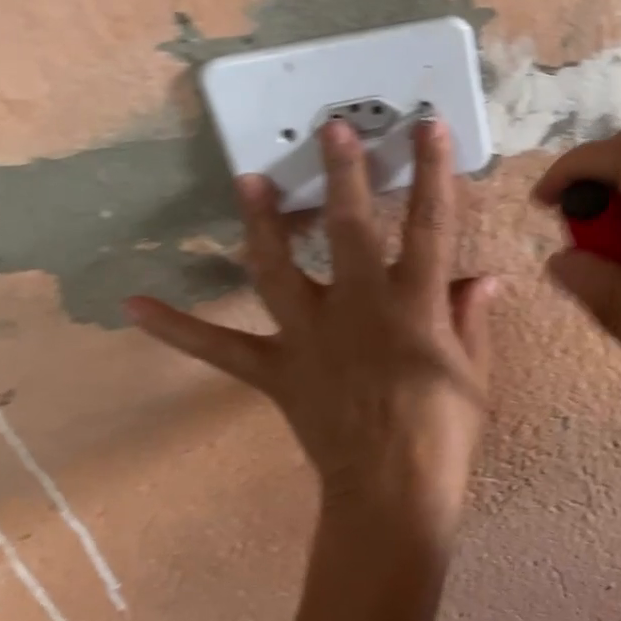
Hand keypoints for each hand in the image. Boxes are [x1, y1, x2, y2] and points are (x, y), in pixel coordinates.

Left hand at [127, 118, 498, 529]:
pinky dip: (178, 328)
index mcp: (415, 304)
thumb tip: (485, 280)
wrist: (392, 495)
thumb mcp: (474, 370)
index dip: (430, 171)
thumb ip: (472, 317)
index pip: (430, 223)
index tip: (425, 126)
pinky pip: (222, 348)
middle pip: (347, 228)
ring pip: (279, 270)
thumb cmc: (444, 432)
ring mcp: (311, 337)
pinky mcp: (277, 370)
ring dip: (262, 223)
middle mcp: (360, 307)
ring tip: (249, 179)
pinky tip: (135, 304)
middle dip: (341, 175)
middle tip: (329, 128)